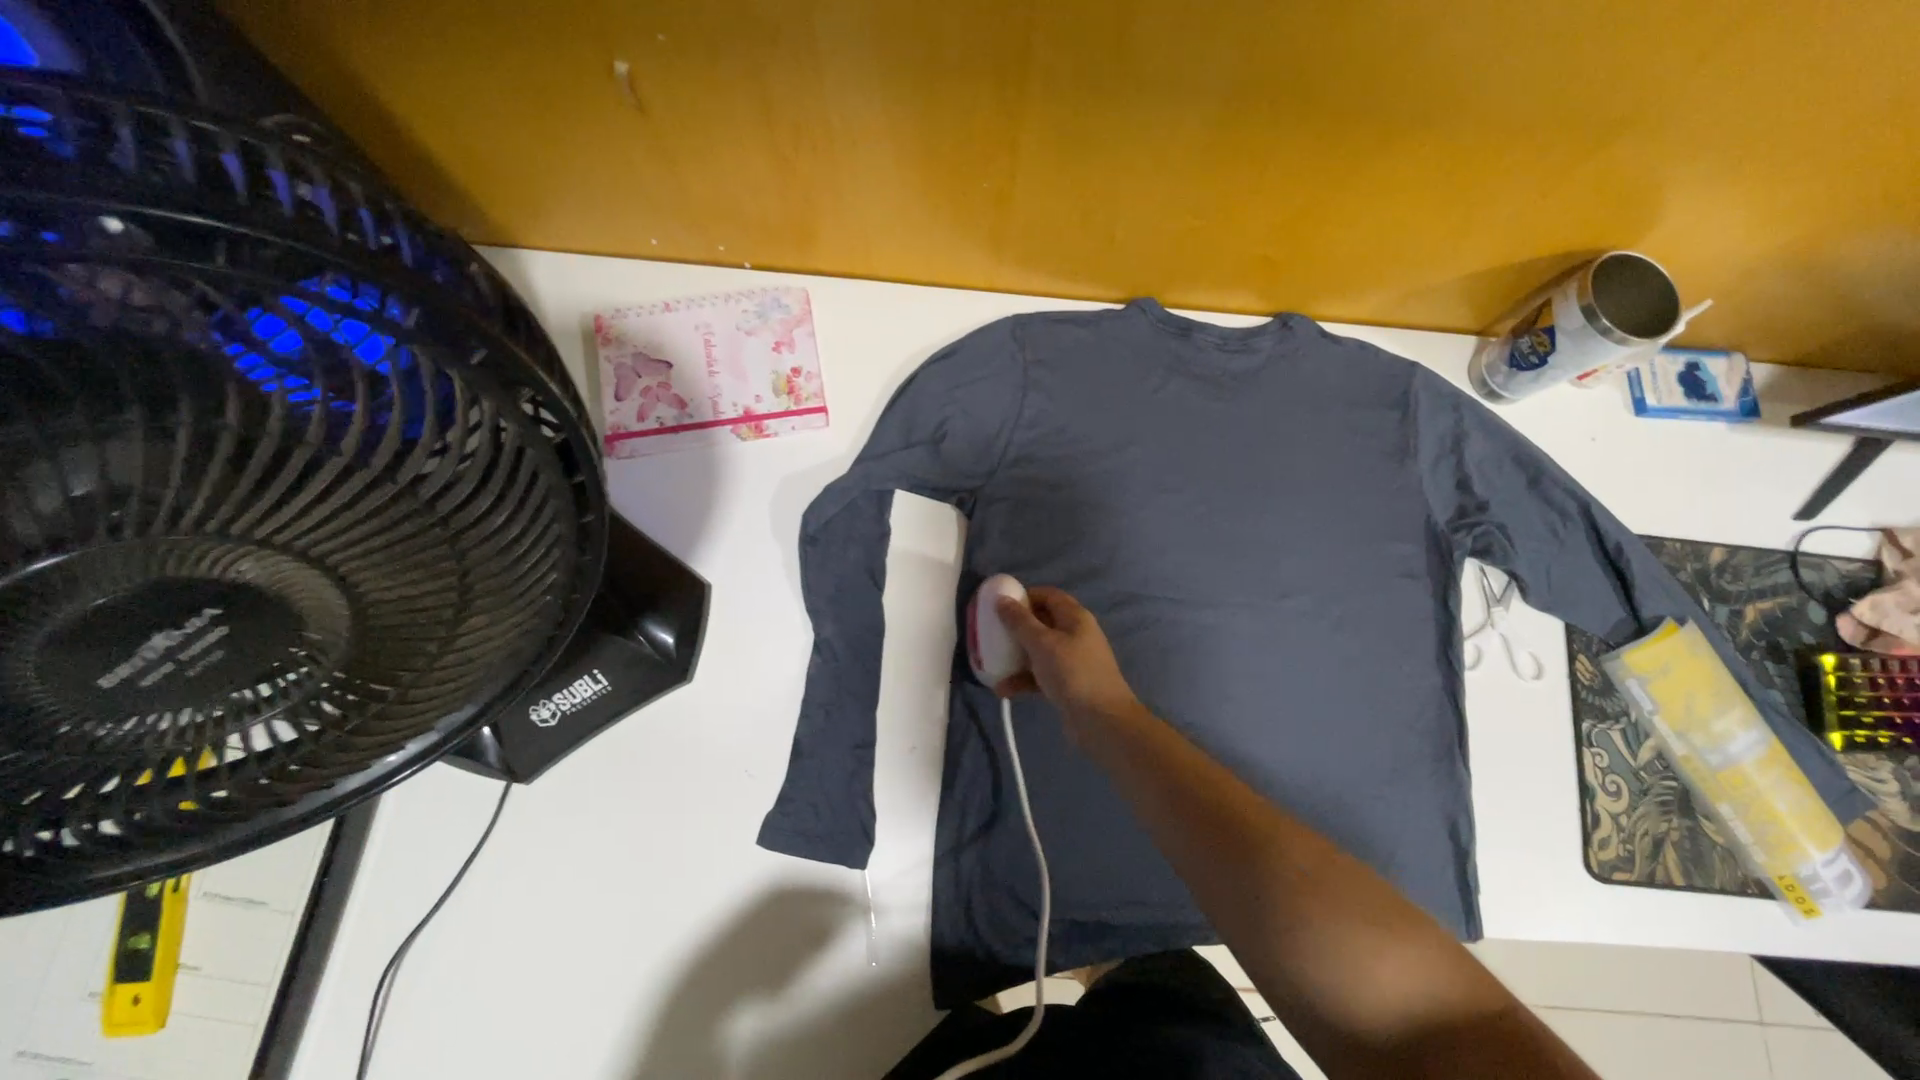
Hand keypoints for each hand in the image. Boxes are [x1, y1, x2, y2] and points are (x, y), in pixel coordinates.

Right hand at [993, 586, 1141, 730]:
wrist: (1101, 721)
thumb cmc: (1071, 673)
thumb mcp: (1042, 643)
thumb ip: (1020, 621)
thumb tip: (1002, 598)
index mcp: (1074, 617)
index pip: (1048, 595)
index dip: (1025, 596)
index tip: (1000, 605)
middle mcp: (1075, 635)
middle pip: (1042, 623)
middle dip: (1016, 629)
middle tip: (992, 634)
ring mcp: (1072, 661)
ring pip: (1038, 651)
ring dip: (1016, 657)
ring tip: (991, 664)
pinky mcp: (1067, 684)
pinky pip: (1040, 675)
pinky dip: (1023, 680)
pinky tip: (1003, 690)